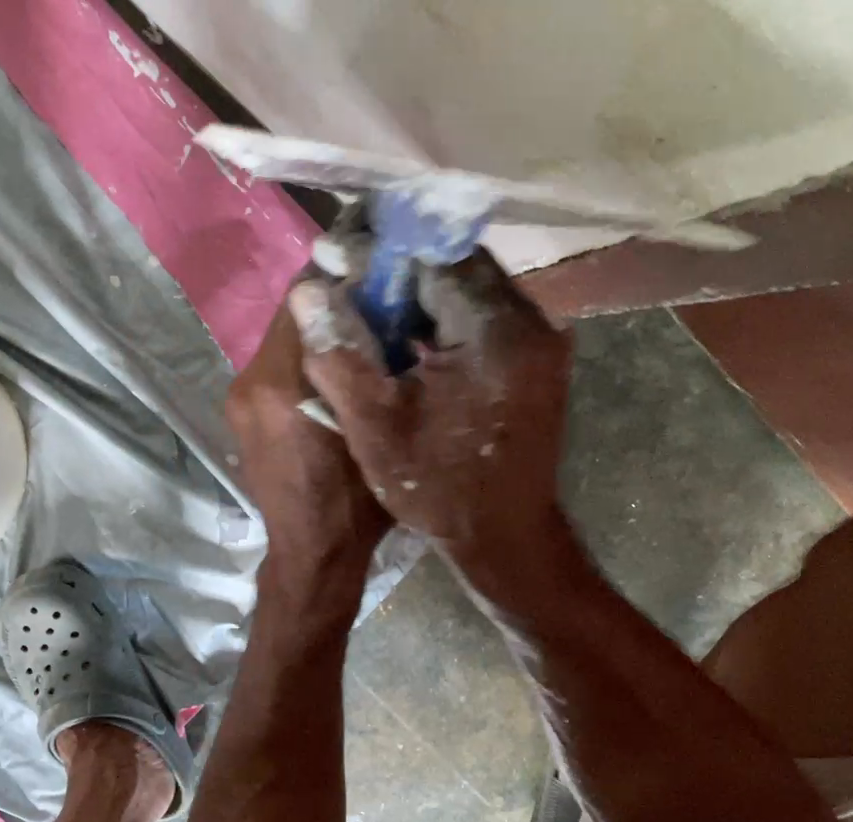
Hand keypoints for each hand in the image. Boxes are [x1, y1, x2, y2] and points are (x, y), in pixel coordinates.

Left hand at [227, 297, 392, 590]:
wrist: (312, 556)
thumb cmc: (356, 503)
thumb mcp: (377, 430)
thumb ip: (369, 367)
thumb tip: (383, 309)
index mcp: (281, 384)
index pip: (304, 295)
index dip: (344, 281)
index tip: (380, 281)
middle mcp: (249, 382)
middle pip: (292, 318)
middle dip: (334, 311)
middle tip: (380, 320)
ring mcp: (239, 400)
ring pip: (283, 343)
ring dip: (319, 340)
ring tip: (360, 355)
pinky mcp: (239, 416)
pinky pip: (275, 370)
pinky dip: (303, 366)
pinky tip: (333, 385)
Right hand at [297, 253, 573, 567]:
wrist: (506, 537)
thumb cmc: (438, 488)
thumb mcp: (375, 425)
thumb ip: (338, 353)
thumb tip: (307, 293)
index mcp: (497, 332)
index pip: (436, 256)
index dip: (382, 253)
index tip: (338, 258)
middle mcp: (534, 322)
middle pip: (460, 266)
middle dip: (403, 270)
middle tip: (353, 283)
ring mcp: (544, 341)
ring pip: (475, 289)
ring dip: (425, 294)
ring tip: (375, 308)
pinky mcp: (541, 360)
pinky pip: (488, 317)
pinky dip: (448, 319)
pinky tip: (413, 340)